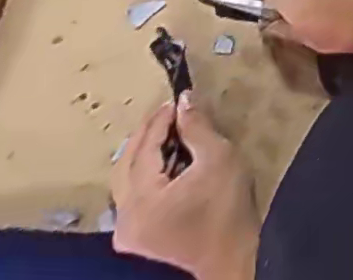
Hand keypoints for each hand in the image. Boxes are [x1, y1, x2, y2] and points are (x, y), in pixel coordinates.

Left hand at [111, 92, 258, 279]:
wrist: (229, 255)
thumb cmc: (225, 205)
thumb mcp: (217, 157)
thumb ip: (196, 128)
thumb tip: (183, 100)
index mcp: (141, 200)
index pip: (144, 149)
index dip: (159, 121)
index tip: (175, 98)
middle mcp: (123, 217)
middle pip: (124, 164)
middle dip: (145, 134)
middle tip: (167, 111)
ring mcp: (126, 230)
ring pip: (125, 180)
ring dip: (142, 152)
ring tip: (167, 130)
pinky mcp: (136, 236)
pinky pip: (132, 194)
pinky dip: (145, 171)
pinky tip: (165, 159)